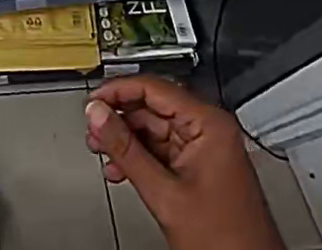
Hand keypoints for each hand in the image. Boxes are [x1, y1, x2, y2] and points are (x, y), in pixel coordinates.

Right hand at [85, 76, 285, 249]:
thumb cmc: (227, 243)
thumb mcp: (165, 193)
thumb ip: (126, 149)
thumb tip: (99, 115)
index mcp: (209, 124)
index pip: (155, 88)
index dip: (119, 91)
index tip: (95, 100)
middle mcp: (209, 129)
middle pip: (152, 108)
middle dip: (119, 119)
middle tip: (93, 127)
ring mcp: (205, 148)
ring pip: (153, 129)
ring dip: (125, 140)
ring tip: (102, 150)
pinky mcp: (199, 167)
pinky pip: (161, 150)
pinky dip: (139, 157)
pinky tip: (121, 168)